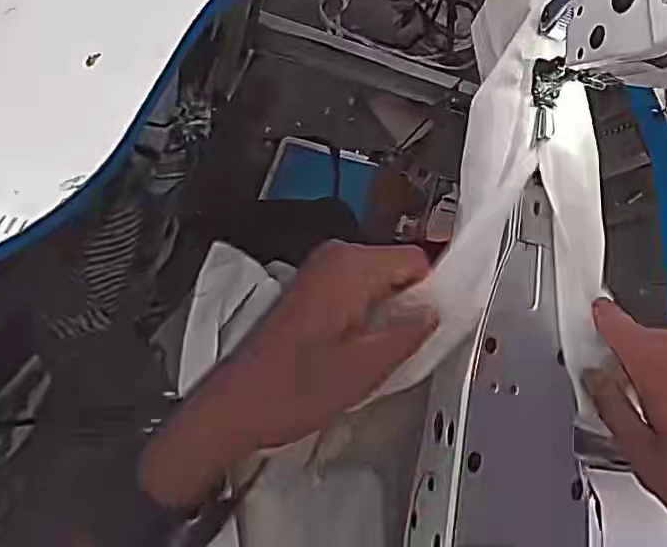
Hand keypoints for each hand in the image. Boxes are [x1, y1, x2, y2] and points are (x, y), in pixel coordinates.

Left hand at [139, 241, 436, 506]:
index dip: (430, 292)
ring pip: (380, 278)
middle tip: (395, 343)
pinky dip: (365, 311)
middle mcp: (336, 256)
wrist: (232, 409)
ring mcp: (321, 268)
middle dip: (405, 303)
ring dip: (384, 310)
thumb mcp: (365, 367)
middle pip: (398, 266)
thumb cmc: (285, 388)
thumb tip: (434, 313)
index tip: (432, 318)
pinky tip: (352, 346)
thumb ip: (410, 332)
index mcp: (351, 265)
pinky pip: (359, 286)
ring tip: (368, 350)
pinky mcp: (313, 284)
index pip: (417, 259)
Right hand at [585, 299, 666, 546]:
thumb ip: (608, 403)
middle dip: (615, 353)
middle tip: (605, 385)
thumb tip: (594, 379)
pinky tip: (661, 406)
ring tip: (638, 407)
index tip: (581, 321)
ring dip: (640, 362)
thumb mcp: (638, 450)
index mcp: (655, 360)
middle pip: (631, 331)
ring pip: (653, 341)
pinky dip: (662, 367)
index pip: (613, 317)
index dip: (593, 318)